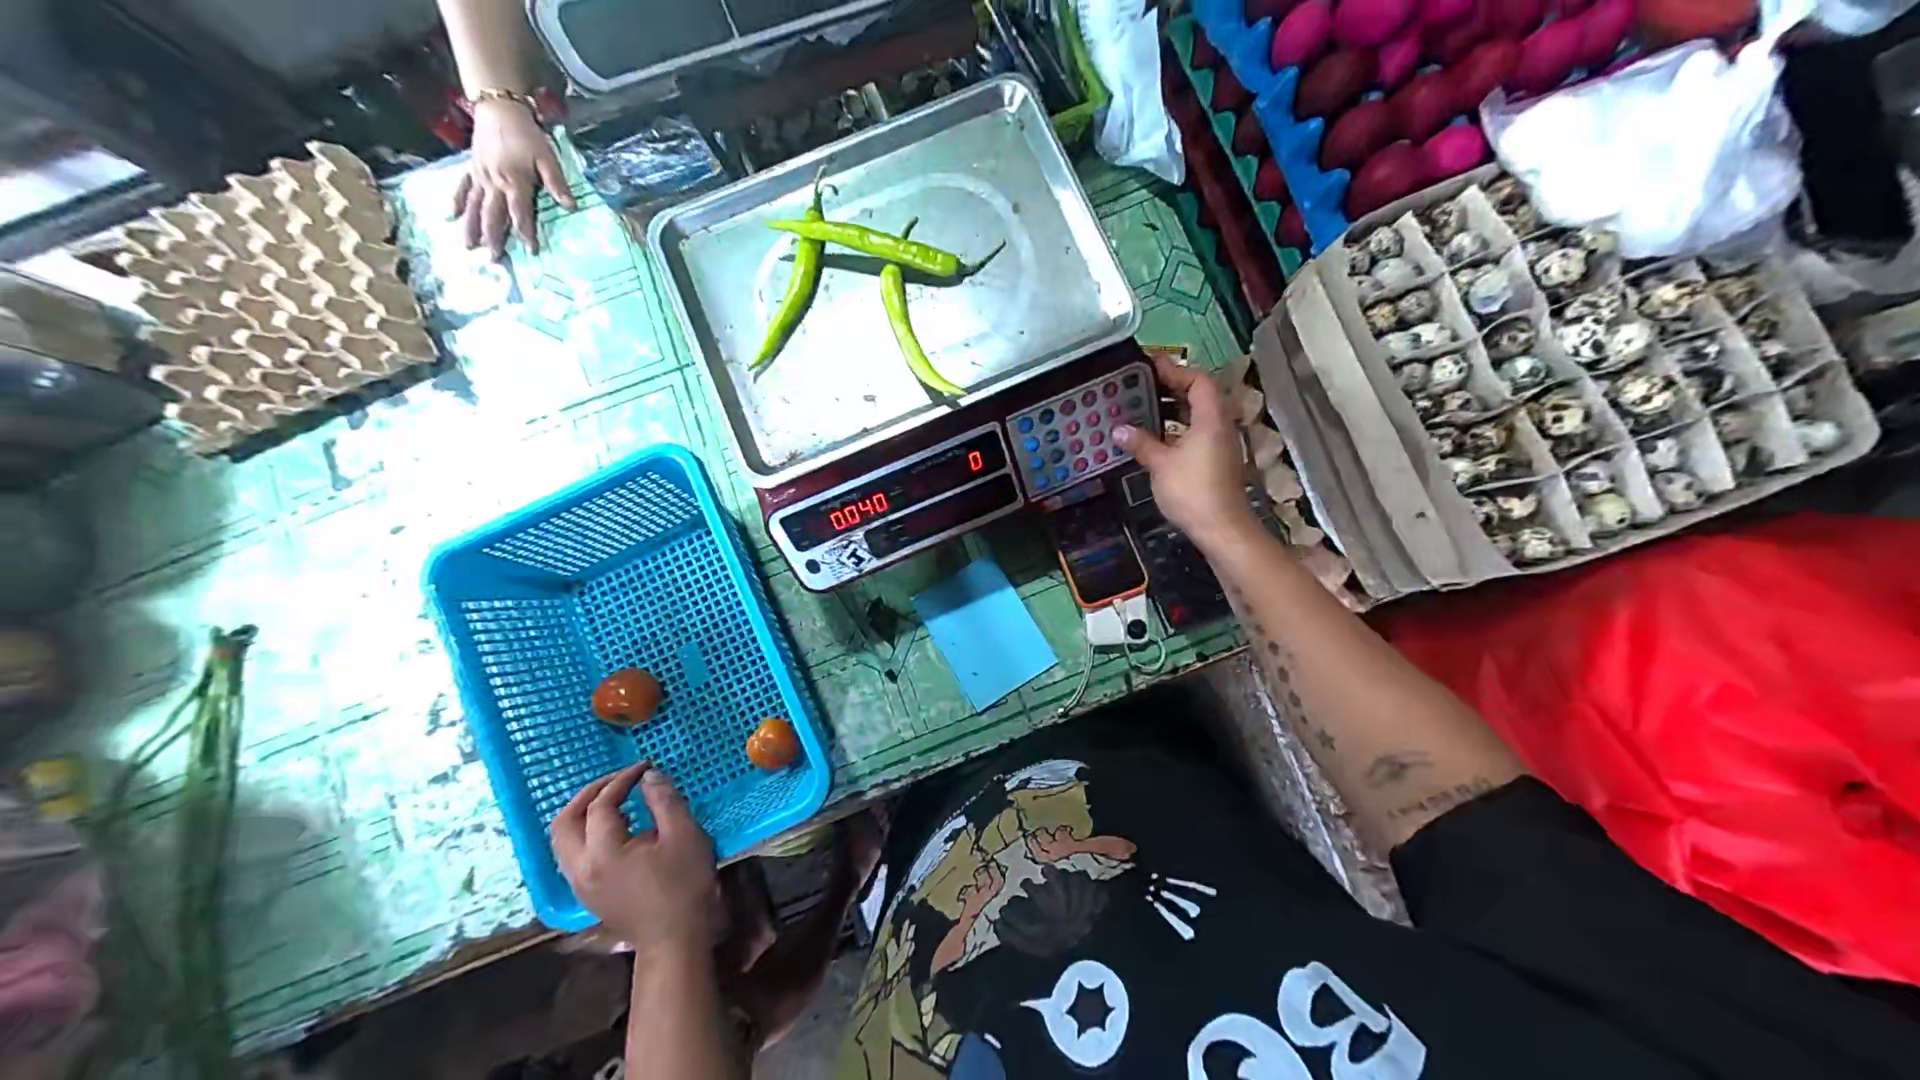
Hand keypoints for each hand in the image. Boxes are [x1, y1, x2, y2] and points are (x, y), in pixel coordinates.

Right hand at [453, 97, 577, 258]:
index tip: (531, 251)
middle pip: (492, 215)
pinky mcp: (472, 168)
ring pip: (474, 206)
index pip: (520, 214)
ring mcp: (480, 176)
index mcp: (514, 182)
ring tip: (469, 247)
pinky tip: (451, 215)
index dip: (526, 234)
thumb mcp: (547, 158)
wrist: (499, 109)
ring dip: (471, 227)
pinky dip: (457, 202)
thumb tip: (571, 207)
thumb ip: (557, 184)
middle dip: (493, 238)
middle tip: (493, 260)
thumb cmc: (527, 135)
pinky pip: (462, 187)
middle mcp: (493, 182)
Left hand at [550, 763, 714, 956]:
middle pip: (565, 821)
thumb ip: (664, 800)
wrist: (676, 939)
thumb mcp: (684, 835)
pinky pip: (572, 854)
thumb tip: (649, 776)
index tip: (645, 766)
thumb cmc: (684, 885)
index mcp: (603, 853)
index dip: (622, 780)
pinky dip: (585, 832)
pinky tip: (613, 827)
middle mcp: (580, 869)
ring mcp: (579, 885)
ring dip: (582, 813)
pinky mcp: (586, 894)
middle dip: (589, 793)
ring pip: (562, 840)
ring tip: (612, 799)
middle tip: (618, 779)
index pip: (601, 805)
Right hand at [1113, 354, 1256, 551]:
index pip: (1199, 380)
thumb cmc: (1192, 491)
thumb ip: (1141, 443)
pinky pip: (1197, 433)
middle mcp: (1220, 426)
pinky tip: (1156, 436)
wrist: (1221, 528)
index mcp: (1211, 419)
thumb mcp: (1160, 465)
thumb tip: (1119, 430)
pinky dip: (1178, 427)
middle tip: (1145, 383)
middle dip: (1174, 386)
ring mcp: (1220, 445)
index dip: (1176, 370)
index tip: (1152, 366)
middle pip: (1201, 395)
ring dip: (1175, 408)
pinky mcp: (1216, 461)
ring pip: (1199, 416)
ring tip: (1146, 406)